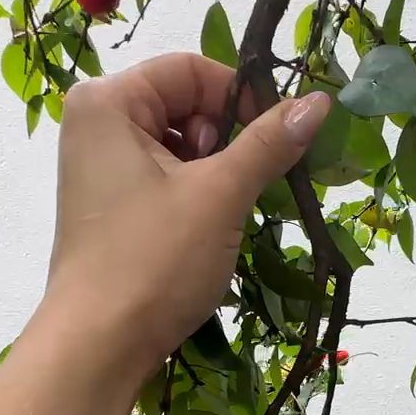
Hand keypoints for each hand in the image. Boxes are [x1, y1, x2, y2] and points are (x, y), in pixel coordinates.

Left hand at [39, 53, 329, 375]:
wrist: (100, 344)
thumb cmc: (155, 261)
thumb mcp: (220, 196)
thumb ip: (268, 144)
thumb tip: (317, 103)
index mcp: (109, 102)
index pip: (191, 70)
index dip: (243, 98)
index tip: (279, 141)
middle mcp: (97, 127)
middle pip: (185, 108)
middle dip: (228, 143)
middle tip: (245, 189)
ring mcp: (101, 172)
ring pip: (180, 151)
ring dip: (218, 178)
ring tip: (228, 218)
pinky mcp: (113, 212)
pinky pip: (166, 185)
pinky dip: (198, 201)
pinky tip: (210, 236)